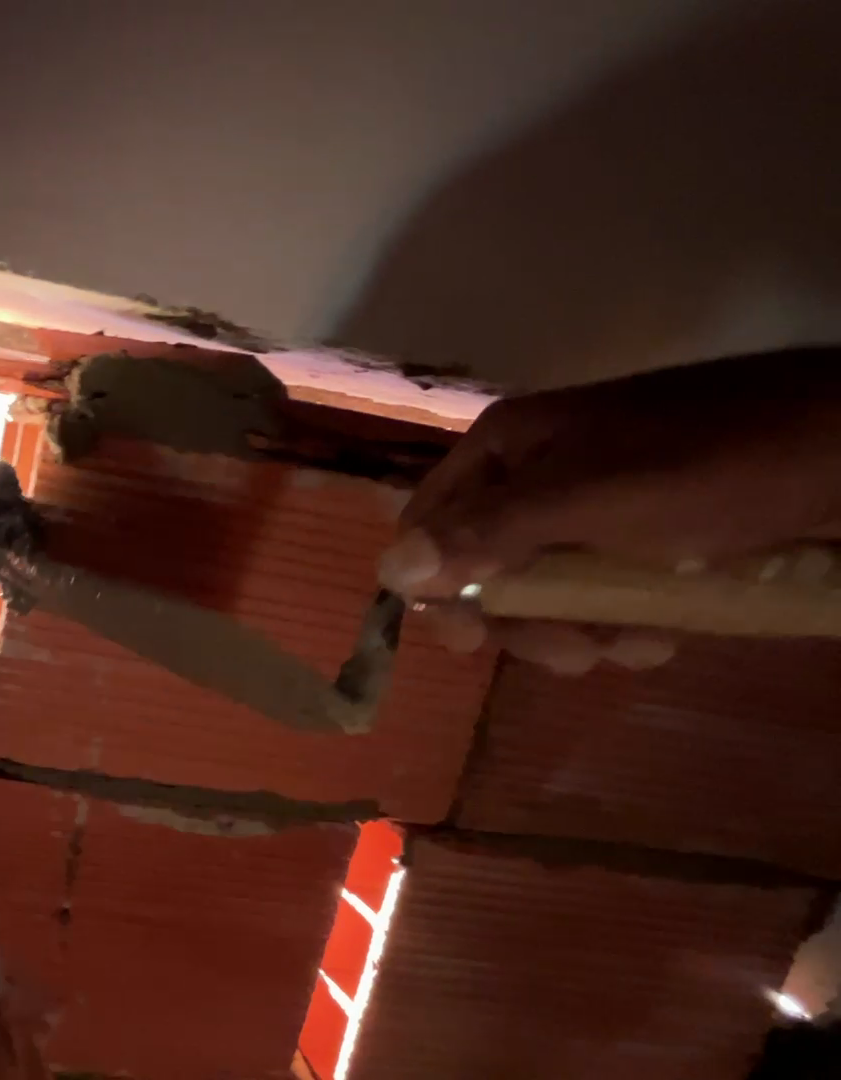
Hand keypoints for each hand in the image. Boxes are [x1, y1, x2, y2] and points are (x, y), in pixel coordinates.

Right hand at [379, 347, 840, 672]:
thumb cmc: (718, 465)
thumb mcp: (589, 499)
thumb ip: (485, 533)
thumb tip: (388, 572)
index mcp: (505, 449)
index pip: (428, 521)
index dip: (432, 580)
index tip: (467, 636)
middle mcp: (533, 474)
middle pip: (479, 559)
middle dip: (516, 615)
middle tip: (567, 653)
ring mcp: (591, 504)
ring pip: (539, 582)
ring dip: (572, 627)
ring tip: (628, 647)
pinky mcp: (646, 533)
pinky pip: (598, 586)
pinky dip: (619, 620)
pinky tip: (658, 635)